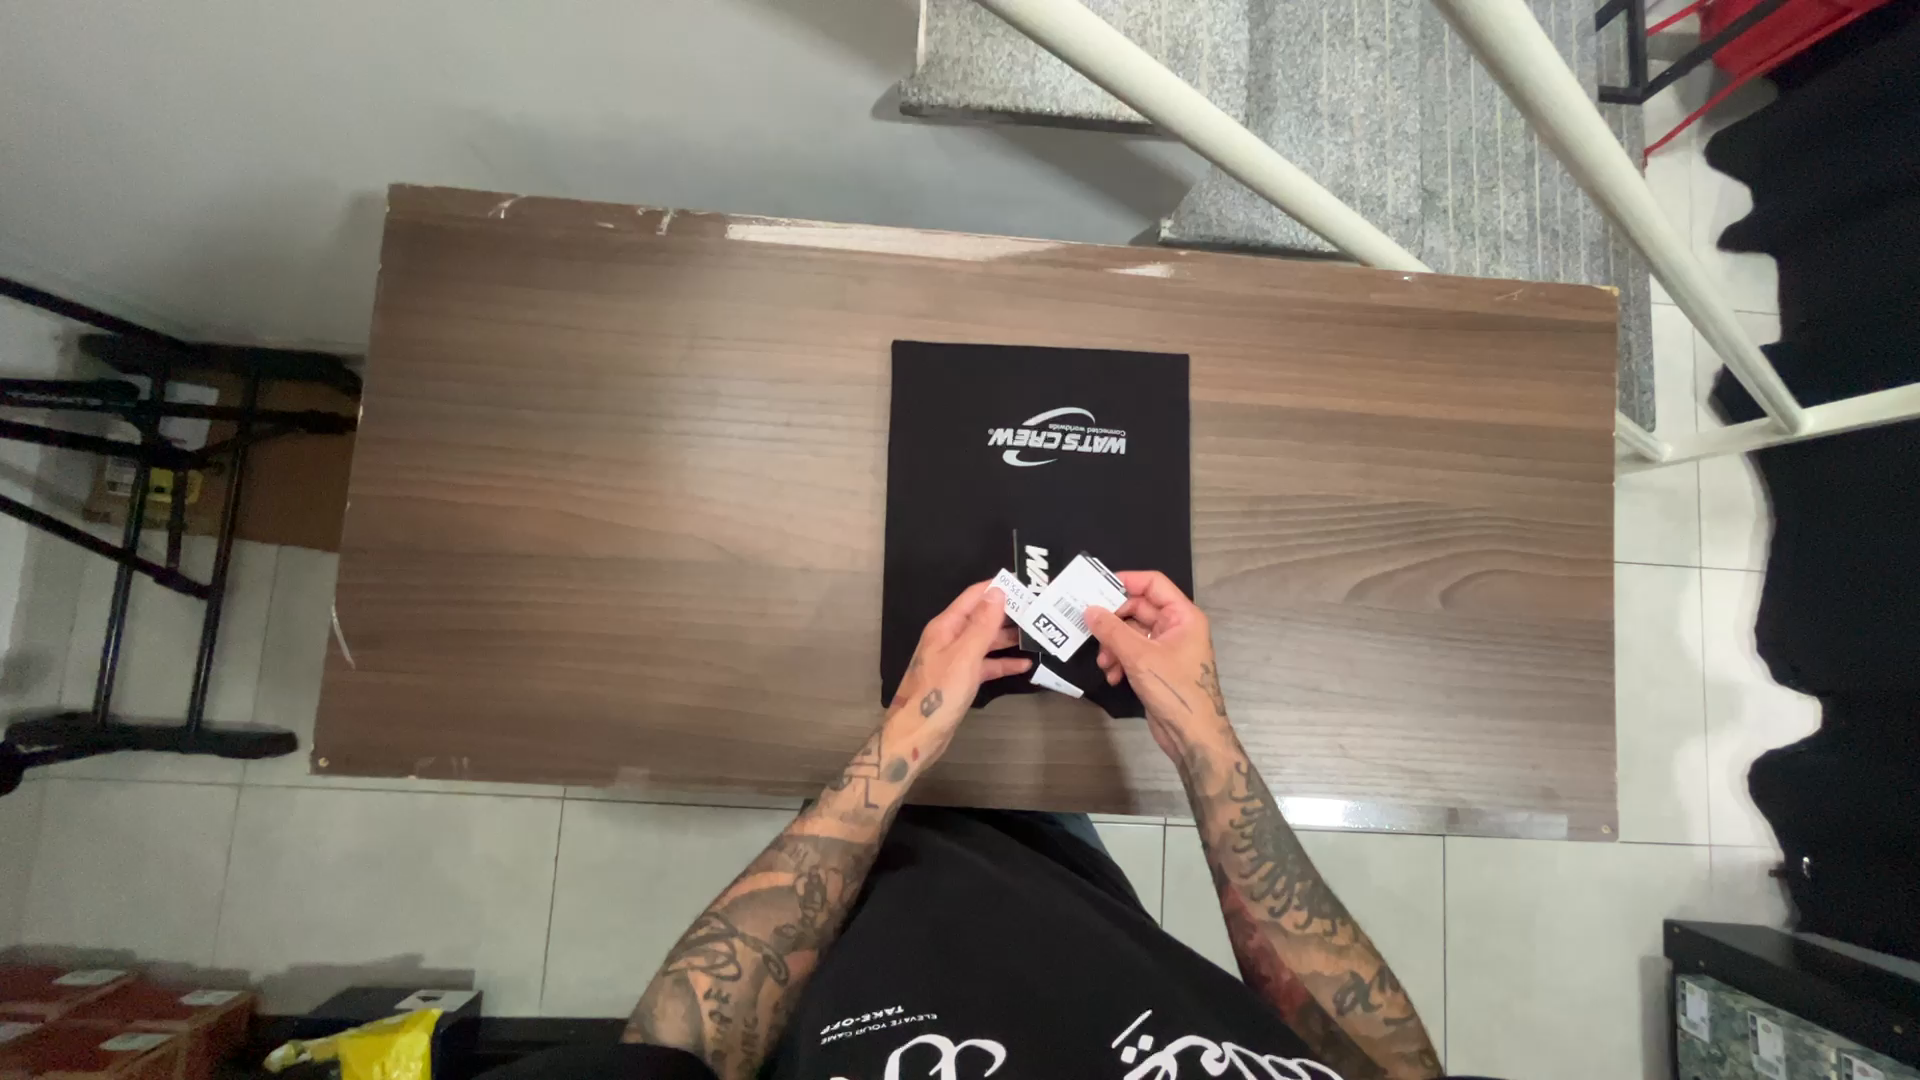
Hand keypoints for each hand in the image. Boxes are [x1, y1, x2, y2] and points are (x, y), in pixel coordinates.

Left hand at [887, 581, 1031, 765]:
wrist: (917, 736)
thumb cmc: (938, 694)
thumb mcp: (964, 656)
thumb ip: (982, 624)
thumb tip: (997, 591)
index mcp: (945, 627)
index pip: (974, 596)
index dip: (997, 588)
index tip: (1025, 585)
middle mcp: (949, 639)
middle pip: (981, 617)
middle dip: (1008, 613)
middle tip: (1039, 611)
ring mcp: (954, 660)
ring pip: (985, 641)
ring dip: (1008, 639)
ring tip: (1037, 635)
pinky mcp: (960, 680)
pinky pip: (985, 664)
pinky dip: (1003, 663)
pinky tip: (1024, 665)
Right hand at [1086, 571, 1232, 764]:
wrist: (1193, 735)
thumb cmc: (1175, 689)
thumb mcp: (1139, 656)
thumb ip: (1111, 630)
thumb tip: (1089, 610)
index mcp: (1182, 616)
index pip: (1153, 584)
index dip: (1125, 581)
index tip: (1096, 587)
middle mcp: (1176, 627)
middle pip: (1138, 609)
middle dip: (1113, 622)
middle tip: (1091, 629)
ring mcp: (1167, 648)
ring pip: (1132, 633)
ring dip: (1113, 645)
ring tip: (1103, 662)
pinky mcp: (1158, 667)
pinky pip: (1133, 652)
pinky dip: (1119, 660)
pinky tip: (1112, 676)